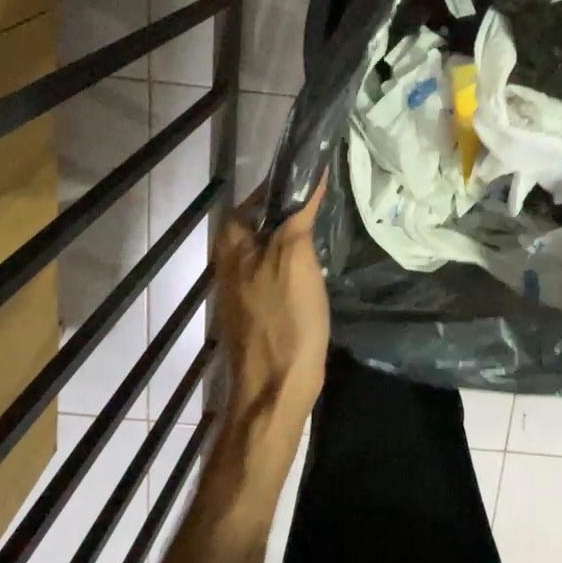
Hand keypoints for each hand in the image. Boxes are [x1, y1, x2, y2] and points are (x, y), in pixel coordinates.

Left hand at [211, 181, 328, 433]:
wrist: (275, 390)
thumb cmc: (285, 318)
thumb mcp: (295, 256)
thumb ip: (300, 212)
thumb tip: (313, 172)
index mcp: (232, 242)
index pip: (261, 194)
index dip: (290, 183)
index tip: (322, 176)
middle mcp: (229, 260)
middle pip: (265, 221)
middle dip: (296, 211)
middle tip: (332, 204)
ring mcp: (242, 287)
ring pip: (272, 247)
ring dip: (297, 238)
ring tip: (330, 230)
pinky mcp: (257, 309)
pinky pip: (277, 272)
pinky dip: (296, 265)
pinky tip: (319, 269)